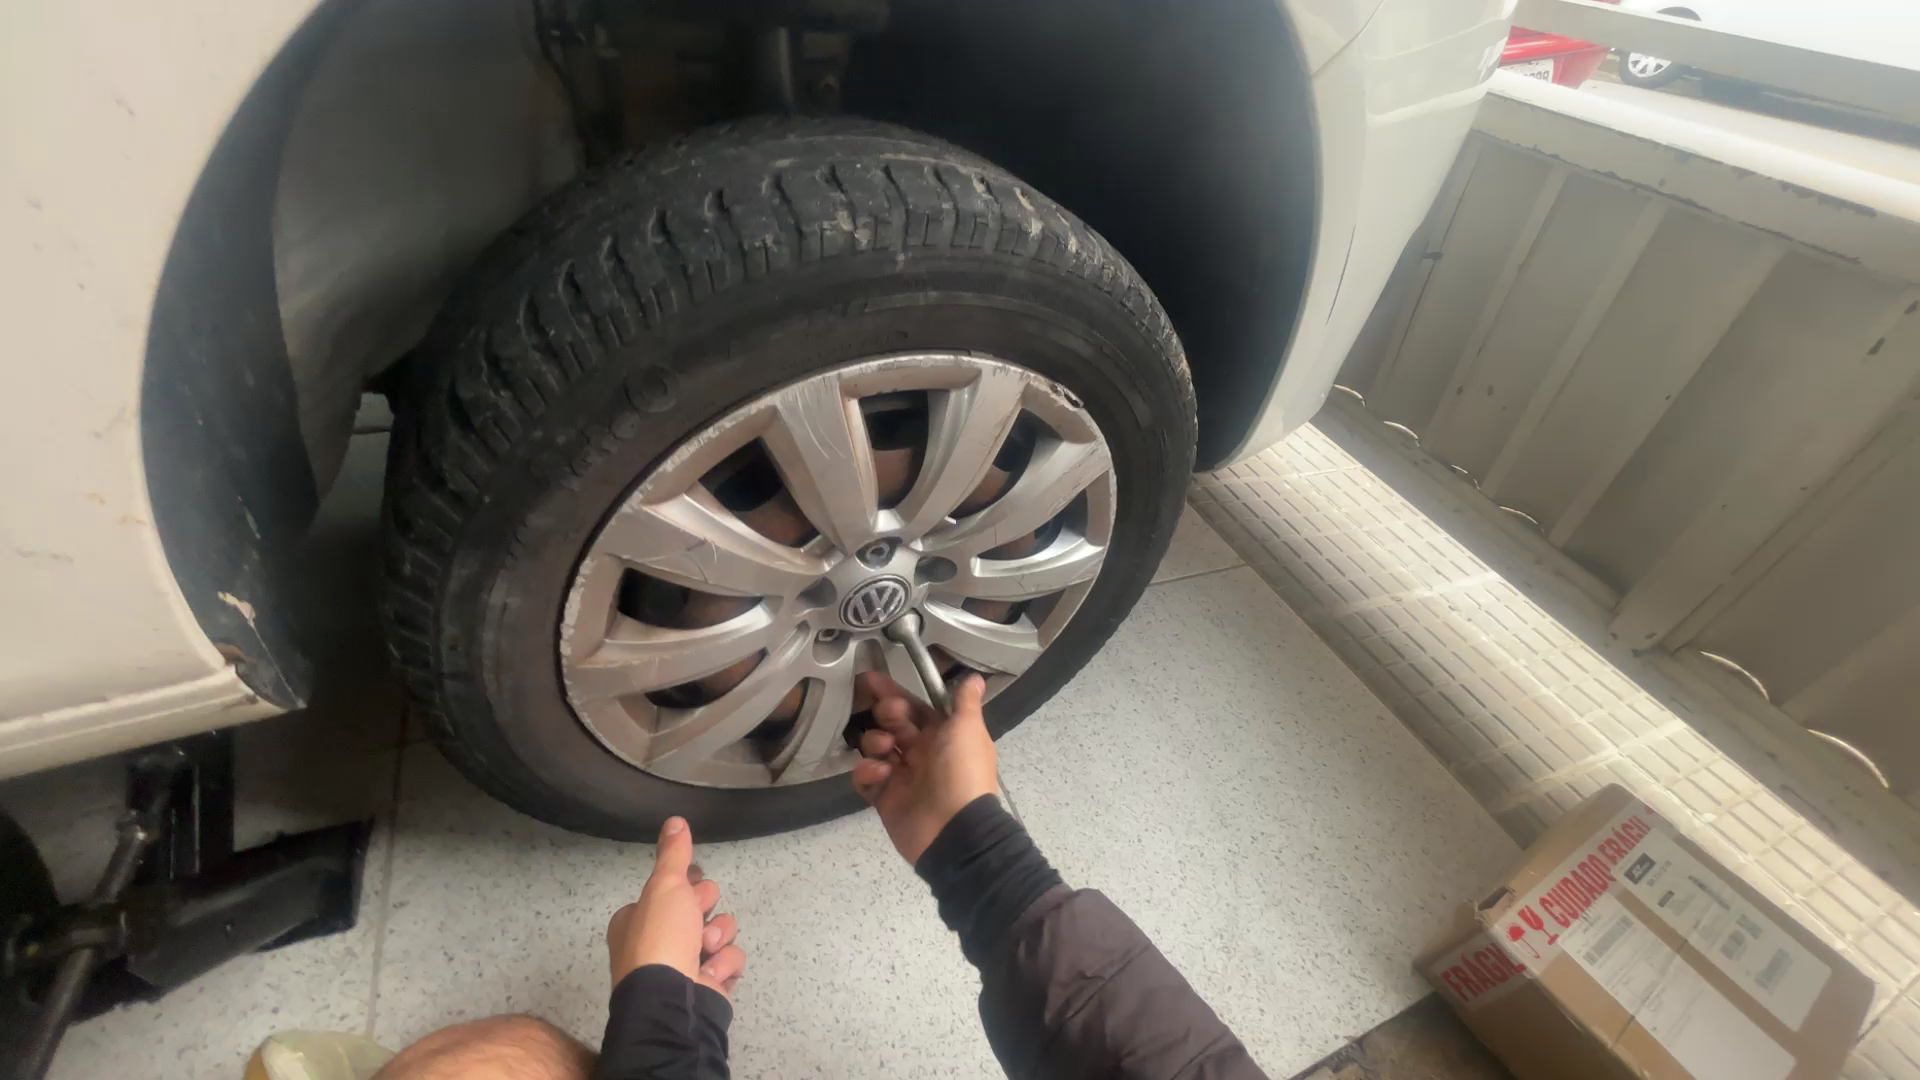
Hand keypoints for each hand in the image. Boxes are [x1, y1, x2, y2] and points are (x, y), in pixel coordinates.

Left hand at [605, 817, 746, 998]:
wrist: (674, 1002)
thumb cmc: (661, 938)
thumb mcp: (665, 885)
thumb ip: (673, 854)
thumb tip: (674, 820)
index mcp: (638, 921)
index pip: (673, 888)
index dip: (687, 884)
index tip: (691, 883)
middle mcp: (658, 943)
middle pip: (702, 905)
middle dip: (706, 909)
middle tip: (698, 918)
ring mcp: (684, 967)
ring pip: (720, 930)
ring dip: (719, 937)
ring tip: (707, 951)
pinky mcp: (708, 986)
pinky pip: (730, 959)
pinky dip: (725, 964)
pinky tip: (714, 972)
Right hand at [853, 671, 998, 864]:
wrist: (953, 830)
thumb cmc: (962, 771)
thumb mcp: (968, 729)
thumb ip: (965, 701)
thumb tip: (974, 677)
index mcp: (943, 734)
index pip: (914, 707)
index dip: (895, 693)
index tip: (872, 680)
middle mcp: (922, 752)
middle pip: (893, 723)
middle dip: (886, 713)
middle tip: (889, 716)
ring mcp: (902, 775)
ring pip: (876, 746)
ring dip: (875, 741)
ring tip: (885, 748)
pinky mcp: (885, 797)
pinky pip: (866, 778)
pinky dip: (867, 772)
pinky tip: (879, 773)